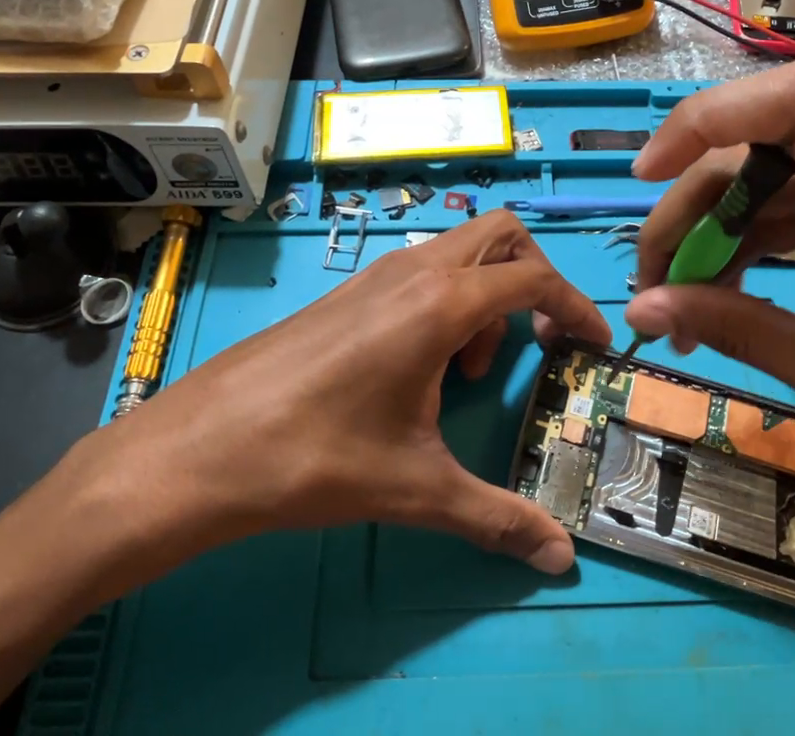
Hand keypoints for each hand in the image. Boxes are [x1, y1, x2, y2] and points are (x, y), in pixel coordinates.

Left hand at [66, 212, 611, 586]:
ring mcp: (371, 278)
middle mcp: (410, 272)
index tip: (594, 343)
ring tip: (467, 375)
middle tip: (536, 341)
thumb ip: (497, 517)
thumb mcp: (417, 489)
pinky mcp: (343, 295)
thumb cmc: (315, 459)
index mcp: (439, 303)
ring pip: (455, 255)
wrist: (200, 451)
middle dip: (533, 279)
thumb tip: (560, 557)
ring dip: (483, 298)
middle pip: (499, 236)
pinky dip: (442, 306)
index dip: (576, 304)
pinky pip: (415, 276)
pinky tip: (418, 373)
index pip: (533, 278)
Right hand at [626, 61, 794, 530]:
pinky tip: (737, 286)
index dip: (713, 115)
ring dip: (724, 230)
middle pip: (766, 155)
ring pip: (785, 183)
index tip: (650, 172)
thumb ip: (741, 331)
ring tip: (685, 300)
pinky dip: (767, 239)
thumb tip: (646, 309)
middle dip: (692, 211)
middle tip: (651, 283)